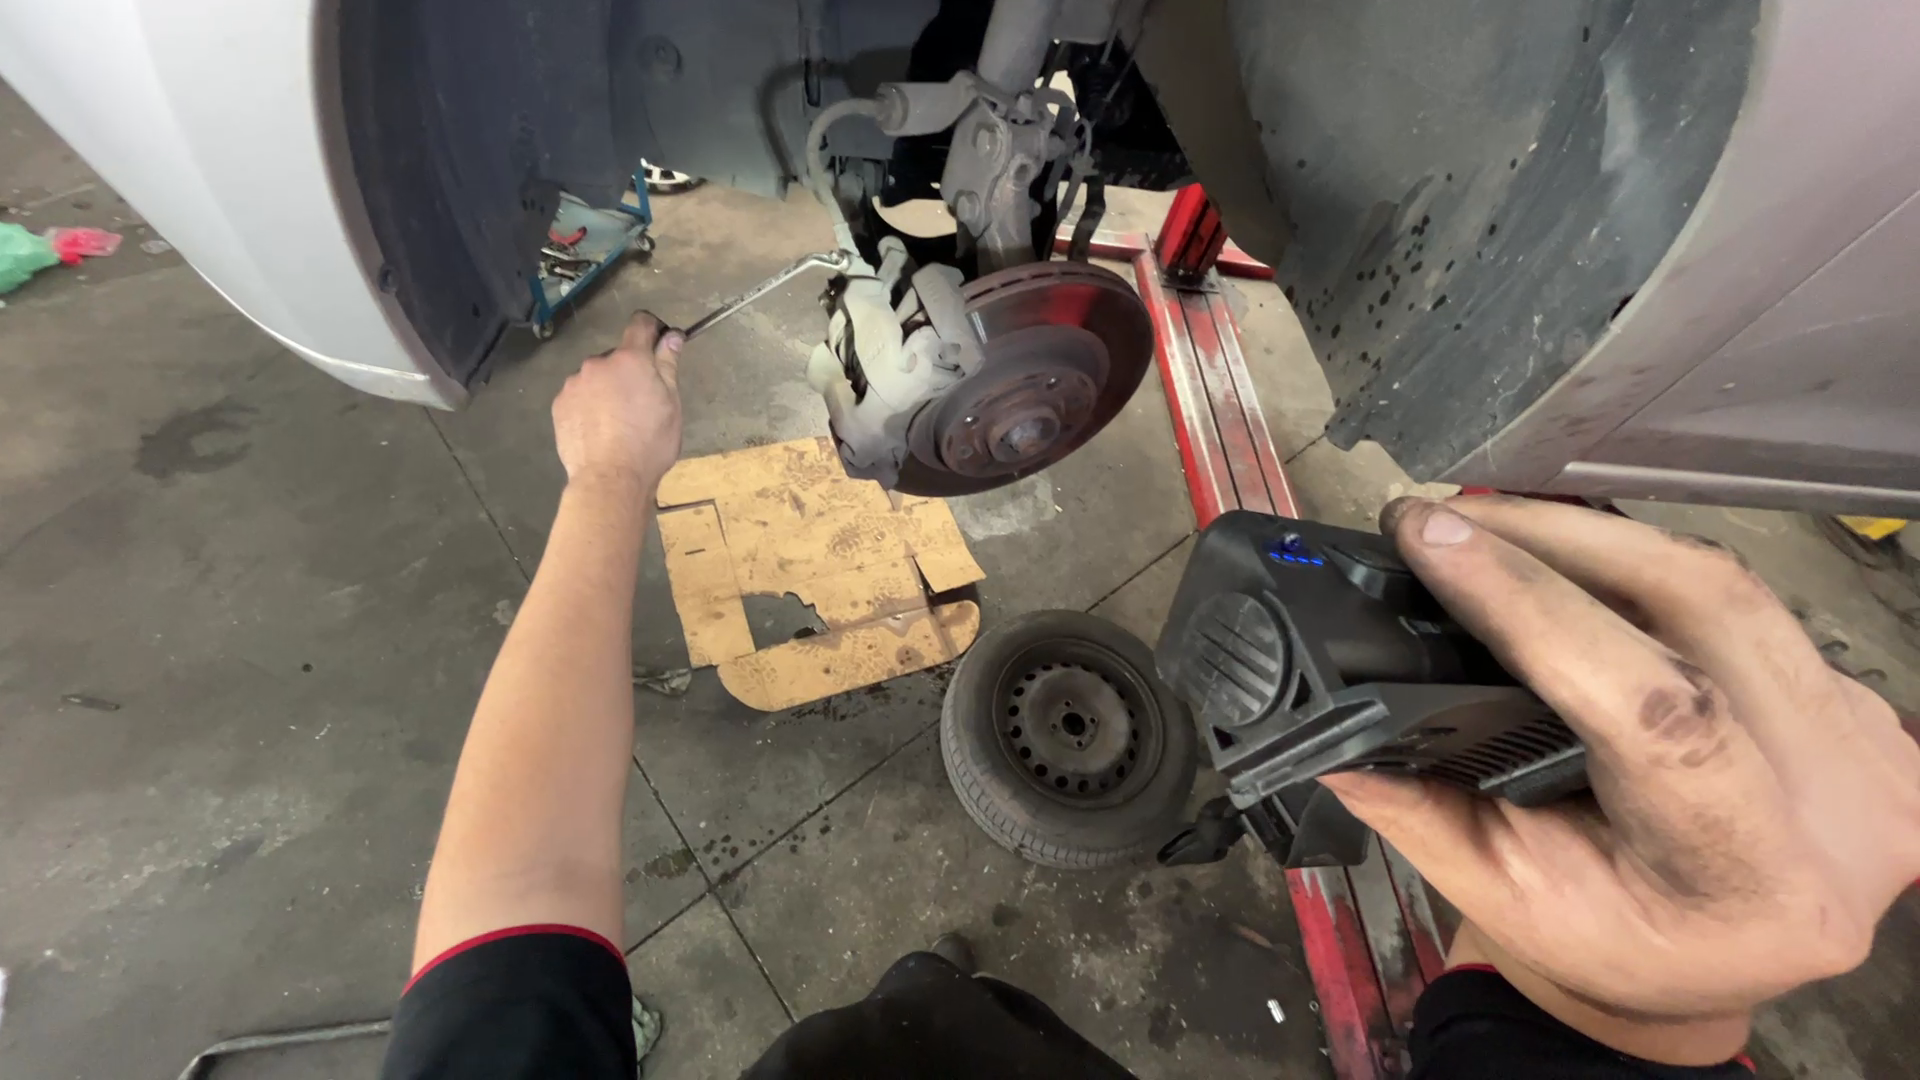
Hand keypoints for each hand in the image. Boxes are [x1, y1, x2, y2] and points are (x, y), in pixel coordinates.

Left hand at [551, 312, 683, 490]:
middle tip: (642, 404)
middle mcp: (598, 363)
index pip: (640, 324)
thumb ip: (668, 366)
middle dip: (629, 372)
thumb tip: (671, 336)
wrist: (611, 478)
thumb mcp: (671, 404)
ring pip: (596, 378)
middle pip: (618, 358)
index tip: (661, 345)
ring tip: (618, 423)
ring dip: (608, 390)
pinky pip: (580, 397)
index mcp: (630, 359)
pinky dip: (590, 406)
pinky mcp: (559, 404)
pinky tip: (601, 431)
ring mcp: (574, 383)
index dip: (653, 329)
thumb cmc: (650, 442)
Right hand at [1322, 496, 1919, 1062]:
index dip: (1532, 606)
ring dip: (1582, 532)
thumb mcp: (1483, 884)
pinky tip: (1551, 554)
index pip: (1650, 709)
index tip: (1431, 538)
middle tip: (1435, 514)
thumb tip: (1324, 714)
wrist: (1698, 956)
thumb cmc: (1588, 934)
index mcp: (1747, 877)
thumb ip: (1406, 801)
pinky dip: (1623, 557)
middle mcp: (1848, 803)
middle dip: (1551, 536)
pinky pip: (1731, 593)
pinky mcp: (1854, 698)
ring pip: (1720, 580)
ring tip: (1477, 520)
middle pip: (1702, 604)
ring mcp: (1870, 739)